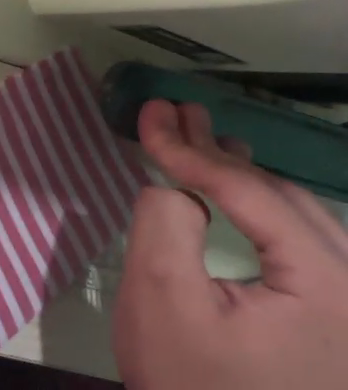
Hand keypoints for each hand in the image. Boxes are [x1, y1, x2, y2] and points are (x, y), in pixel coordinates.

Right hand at [113, 99, 347, 389]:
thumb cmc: (194, 378)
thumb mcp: (163, 298)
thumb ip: (165, 225)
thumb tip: (174, 187)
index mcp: (331, 286)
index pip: (251, 193)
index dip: (190, 150)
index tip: (145, 115)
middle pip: (286, 199)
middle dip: (218, 151)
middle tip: (168, 111)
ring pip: (299, 219)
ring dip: (240, 174)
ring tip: (195, 137)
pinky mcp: (337, 324)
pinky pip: (303, 245)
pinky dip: (257, 207)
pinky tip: (231, 192)